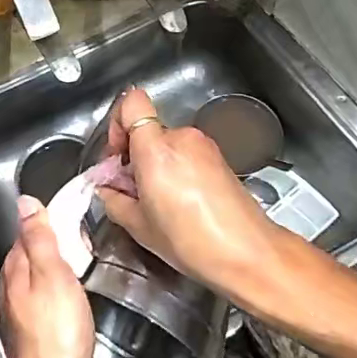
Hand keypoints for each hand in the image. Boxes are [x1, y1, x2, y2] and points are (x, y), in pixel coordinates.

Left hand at [0, 195, 95, 357]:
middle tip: (83, 236)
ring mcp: (28, 313)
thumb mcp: (52, 274)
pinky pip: (54, 299)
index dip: (50, 220)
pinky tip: (80, 293)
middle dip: (57, 243)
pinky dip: (67, 291)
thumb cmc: (56, 335)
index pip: (27, 232)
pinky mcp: (44, 332)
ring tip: (85, 260)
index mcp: (15, 271)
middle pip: (35, 254)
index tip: (72, 214)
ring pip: (45, 277)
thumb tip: (25, 203)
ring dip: (63, 267)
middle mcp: (16, 290)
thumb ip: (40, 238)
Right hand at [95, 87, 283, 298]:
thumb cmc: (196, 242)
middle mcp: (181, 138)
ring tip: (157, 201)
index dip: (117, 122)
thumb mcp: (139, 226)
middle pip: (147, 129)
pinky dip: (176, 170)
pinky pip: (186, 154)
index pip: (132, 103)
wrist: (248, 254)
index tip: (116, 153)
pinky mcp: (218, 158)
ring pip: (167, 143)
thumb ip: (114, 200)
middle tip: (131, 187)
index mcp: (156, 149)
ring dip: (156, 164)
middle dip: (134, 154)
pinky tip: (178, 203)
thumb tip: (108, 191)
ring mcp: (203, 146)